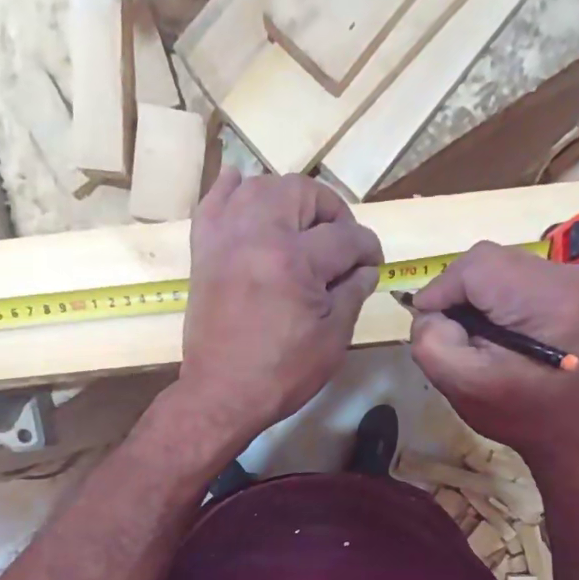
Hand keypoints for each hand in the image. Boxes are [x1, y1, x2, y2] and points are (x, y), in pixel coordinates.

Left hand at [178, 169, 383, 441]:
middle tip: (342, 240)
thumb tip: (366, 269)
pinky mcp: (204, 249)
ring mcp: (225, 238)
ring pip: (259, 186)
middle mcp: (257, 235)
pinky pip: (214, 201)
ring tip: (303, 223)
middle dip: (331, 210)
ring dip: (289, 197)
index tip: (374, 262)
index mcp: (295, 261)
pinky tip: (246, 189)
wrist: (223, 393)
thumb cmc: (284, 372)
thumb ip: (353, 293)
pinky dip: (232, 190)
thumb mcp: (333, 338)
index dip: (368, 247)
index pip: (345, 236)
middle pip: (301, 191)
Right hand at [409, 242, 578, 464]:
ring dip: (477, 295)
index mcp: (547, 298)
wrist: (567, 430)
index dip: (442, 292)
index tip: (435, 327)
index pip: (474, 268)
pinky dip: (497, 296)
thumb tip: (430, 310)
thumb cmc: (518, 413)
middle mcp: (567, 276)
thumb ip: (432, 340)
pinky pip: (515, 274)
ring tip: (477, 334)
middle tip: (456, 334)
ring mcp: (574, 276)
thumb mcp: (462, 386)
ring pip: (499, 265)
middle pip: (487, 261)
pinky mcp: (572, 283)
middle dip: (460, 294)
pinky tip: (499, 328)